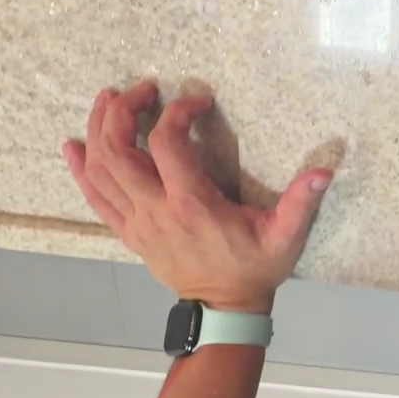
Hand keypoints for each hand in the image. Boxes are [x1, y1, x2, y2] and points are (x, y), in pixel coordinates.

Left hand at [62, 82, 332, 314]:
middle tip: (142, 89)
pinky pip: (93, 196)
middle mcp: (156, 209)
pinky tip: (73, 145)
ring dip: (98, 129)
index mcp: (192, 204)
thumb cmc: (256, 268)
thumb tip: (325, 171)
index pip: (167, 144)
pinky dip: (80, 168)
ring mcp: (137, 222)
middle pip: (117, 150)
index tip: (199, 100)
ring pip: (100, 169)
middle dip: (123, 111)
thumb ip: (302, 202)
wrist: (225, 308)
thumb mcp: (286, 236)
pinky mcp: (129, 231)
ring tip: (108, 101)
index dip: (177, 112)